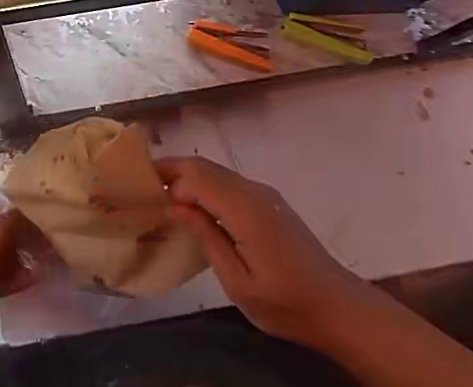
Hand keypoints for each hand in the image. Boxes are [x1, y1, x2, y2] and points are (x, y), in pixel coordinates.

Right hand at [158, 156, 383, 348]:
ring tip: (159, 192)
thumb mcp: (238, 281)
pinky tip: (192, 204)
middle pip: (206, 168)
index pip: (197, 177)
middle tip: (140, 184)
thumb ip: (207, 236)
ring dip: (188, 177)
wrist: (335, 304)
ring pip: (218, 172)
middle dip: (173, 170)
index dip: (166, 176)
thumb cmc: (285, 302)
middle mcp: (254, 190)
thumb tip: (175, 204)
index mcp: (245, 207)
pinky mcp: (269, 202)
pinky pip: (230, 184)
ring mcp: (264, 194)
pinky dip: (206, 186)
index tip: (136, 185)